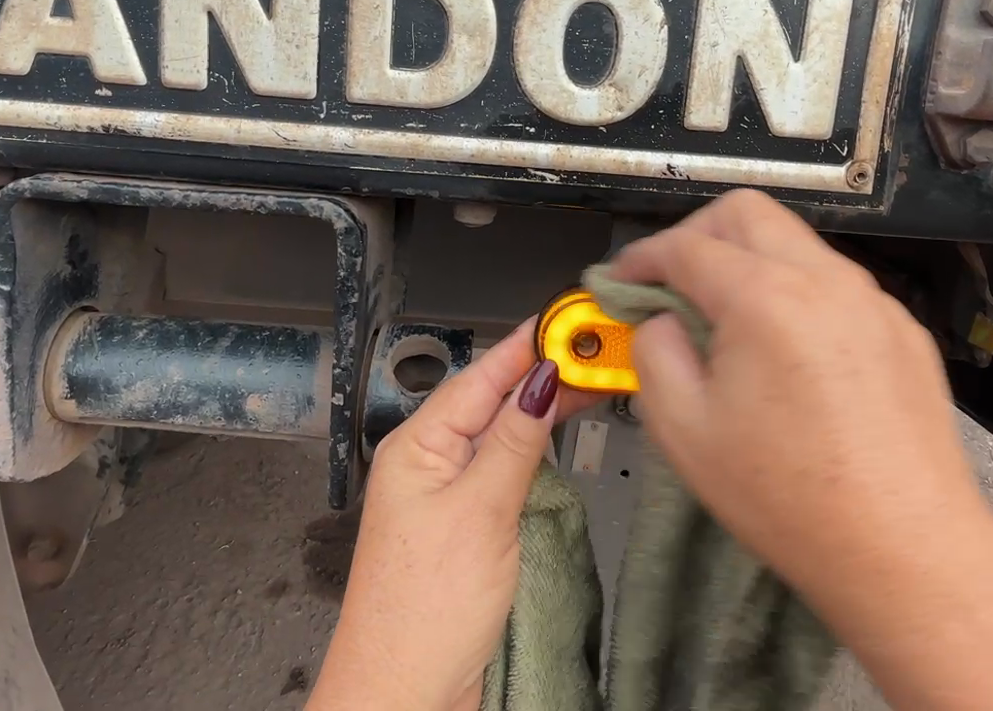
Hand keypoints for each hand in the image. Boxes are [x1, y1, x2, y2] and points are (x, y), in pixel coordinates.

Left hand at [308, 321, 594, 710]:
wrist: (403, 697)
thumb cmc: (424, 610)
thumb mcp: (480, 512)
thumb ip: (513, 443)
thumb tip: (541, 382)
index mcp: (417, 445)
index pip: (479, 378)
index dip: (523, 346)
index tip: (563, 319)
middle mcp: (429, 460)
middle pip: (489, 400)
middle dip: (537, 372)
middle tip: (590, 348)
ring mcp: (446, 491)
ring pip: (498, 431)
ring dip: (538, 406)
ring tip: (584, 380)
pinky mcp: (465, 521)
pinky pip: (501, 466)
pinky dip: (531, 445)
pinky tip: (553, 434)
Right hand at [608, 189, 985, 624]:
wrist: (908, 556)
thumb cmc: (788, 498)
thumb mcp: (683, 428)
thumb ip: (654, 350)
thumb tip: (662, 317)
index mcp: (766, 298)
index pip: (685, 246)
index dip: (640, 257)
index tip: (619, 281)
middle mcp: (825, 280)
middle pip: (744, 212)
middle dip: (694, 234)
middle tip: (670, 283)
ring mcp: (873, 301)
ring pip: (792, 241)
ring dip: (745, 260)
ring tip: (724, 320)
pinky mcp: (901, 329)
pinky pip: (831, 282)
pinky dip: (791, 291)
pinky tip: (784, 352)